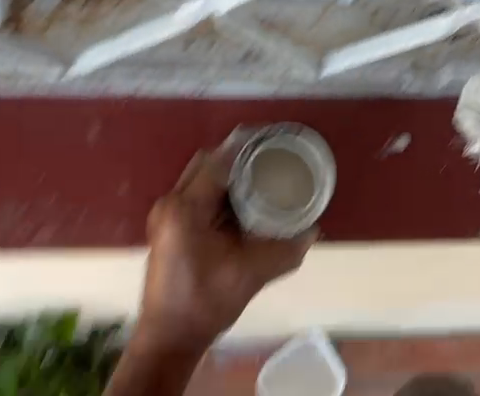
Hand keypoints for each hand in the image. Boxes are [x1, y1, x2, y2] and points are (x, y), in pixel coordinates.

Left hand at [133, 146, 315, 352]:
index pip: (218, 161)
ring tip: (261, 176)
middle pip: (207, 163)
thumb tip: (313, 231)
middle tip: (270, 158)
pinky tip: (243, 202)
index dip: (246, 147)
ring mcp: (166, 215)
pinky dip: (219, 191)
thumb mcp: (249, 274)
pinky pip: (197, 194)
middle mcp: (171, 203)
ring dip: (228, 175)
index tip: (272, 140)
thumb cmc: (205, 303)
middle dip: (238, 157)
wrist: (169, 339)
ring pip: (201, 178)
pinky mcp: (169, 228)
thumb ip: (283, 251)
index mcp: (185, 207)